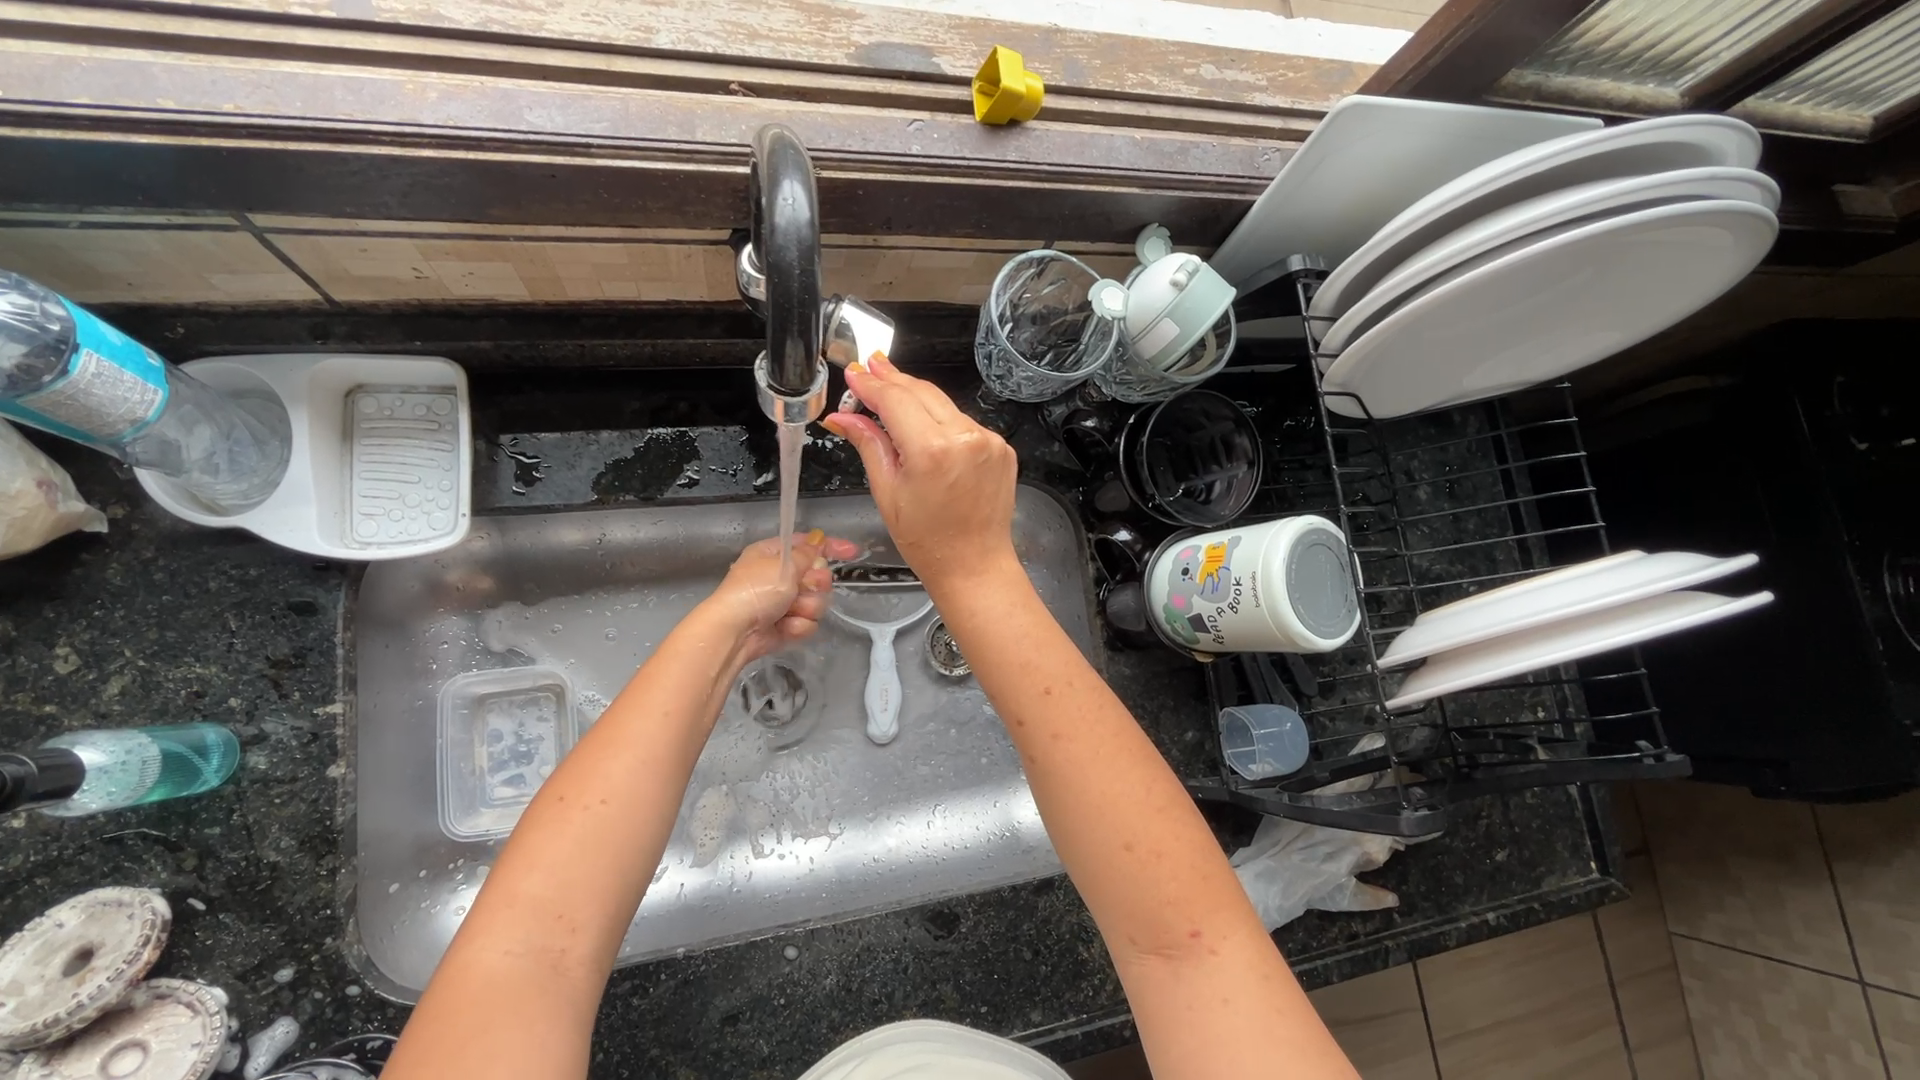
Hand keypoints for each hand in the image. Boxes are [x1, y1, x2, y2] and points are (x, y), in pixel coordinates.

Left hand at [696, 530, 862, 662]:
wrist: (736, 630)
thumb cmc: (756, 590)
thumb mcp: (783, 564)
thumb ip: (807, 553)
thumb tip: (817, 541)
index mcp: (774, 554)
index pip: (809, 545)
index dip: (831, 547)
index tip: (853, 551)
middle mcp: (780, 576)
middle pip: (818, 576)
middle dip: (815, 584)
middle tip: (804, 586)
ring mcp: (784, 602)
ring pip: (817, 601)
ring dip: (806, 606)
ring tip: (789, 610)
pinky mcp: (787, 625)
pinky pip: (809, 622)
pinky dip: (798, 625)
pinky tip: (785, 626)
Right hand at [821, 356, 1019, 593]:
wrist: (974, 565)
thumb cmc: (927, 540)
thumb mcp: (887, 492)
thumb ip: (868, 445)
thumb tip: (842, 417)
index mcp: (931, 450)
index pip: (895, 400)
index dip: (872, 384)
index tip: (855, 374)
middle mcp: (964, 438)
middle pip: (922, 392)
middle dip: (893, 380)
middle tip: (870, 368)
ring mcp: (988, 441)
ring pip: (944, 405)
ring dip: (918, 400)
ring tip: (892, 396)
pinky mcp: (1001, 447)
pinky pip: (964, 423)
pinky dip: (943, 420)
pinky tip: (926, 428)